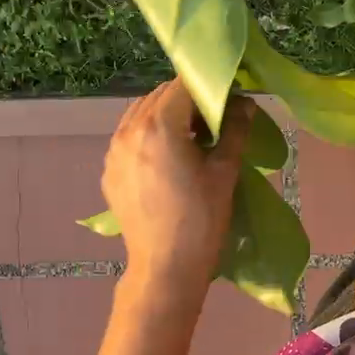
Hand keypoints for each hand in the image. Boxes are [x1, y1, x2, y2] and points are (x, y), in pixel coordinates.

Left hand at [102, 80, 249, 290]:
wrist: (165, 268)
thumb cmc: (201, 220)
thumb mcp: (224, 173)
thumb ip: (234, 131)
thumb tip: (245, 104)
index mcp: (159, 126)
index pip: (183, 86)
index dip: (208, 88)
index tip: (229, 101)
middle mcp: (129, 131)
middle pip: (159, 97)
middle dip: (188, 102)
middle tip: (214, 123)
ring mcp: (113, 152)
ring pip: (141, 115)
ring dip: (167, 117)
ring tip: (192, 141)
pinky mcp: (109, 171)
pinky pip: (129, 139)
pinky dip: (150, 137)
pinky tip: (169, 161)